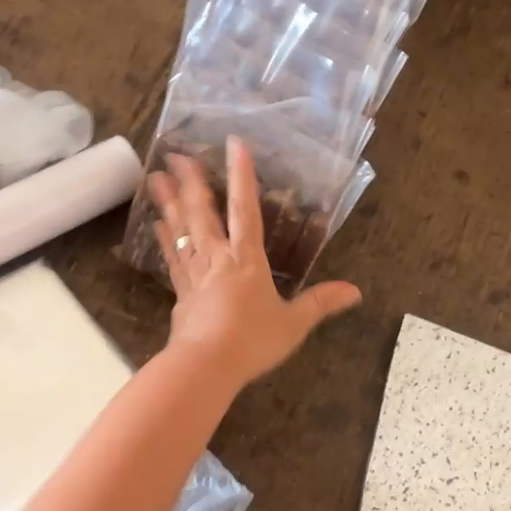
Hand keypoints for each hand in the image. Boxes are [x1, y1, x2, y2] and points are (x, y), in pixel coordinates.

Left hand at [146, 136, 360, 389]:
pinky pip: (172, 257)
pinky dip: (164, 239)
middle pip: (201, 212)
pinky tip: (156, 226)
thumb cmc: (252, 341)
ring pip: (179, 230)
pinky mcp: (180, 293)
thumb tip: (355, 292)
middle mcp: (217, 258)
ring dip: (168, 203)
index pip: (246, 209)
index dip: (242, 175)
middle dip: (191, 182)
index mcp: (247, 259)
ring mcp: (194, 274)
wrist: (206, 366)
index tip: (234, 144)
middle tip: (175, 155)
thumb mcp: (293, 324)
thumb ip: (321, 303)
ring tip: (154, 178)